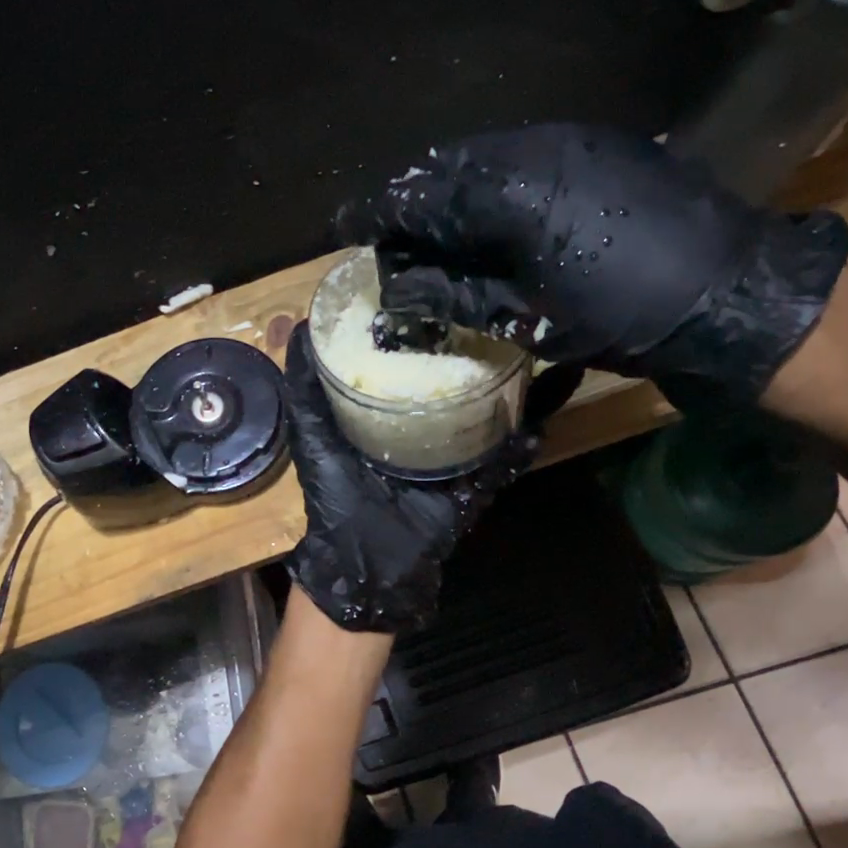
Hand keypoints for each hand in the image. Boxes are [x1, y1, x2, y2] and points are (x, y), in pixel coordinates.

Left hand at [280, 322, 580, 631]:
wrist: (364, 562)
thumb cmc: (333, 494)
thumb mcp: (312, 431)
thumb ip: (304, 386)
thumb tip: (297, 325)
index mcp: (388, 412)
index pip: (412, 361)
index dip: (425, 328)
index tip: (444, 285)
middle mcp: (425, 428)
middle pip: (458, 382)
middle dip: (481, 352)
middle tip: (506, 311)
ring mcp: (455, 455)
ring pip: (491, 414)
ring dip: (517, 389)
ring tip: (542, 349)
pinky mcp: (475, 482)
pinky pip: (506, 457)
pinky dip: (526, 437)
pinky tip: (550, 402)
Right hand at [339, 124, 847, 401]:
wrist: (733, 294)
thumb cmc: (623, 318)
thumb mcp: (526, 318)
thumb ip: (451, 295)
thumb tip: (395, 289)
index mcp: (508, 196)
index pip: (418, 196)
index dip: (376, 214)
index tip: (346, 230)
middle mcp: (534, 150)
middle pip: (445, 166)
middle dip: (413, 201)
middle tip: (395, 238)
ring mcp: (572, 138)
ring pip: (484, 156)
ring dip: (453, 190)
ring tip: (441, 230)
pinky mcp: (600, 142)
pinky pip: (524, 154)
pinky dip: (494, 182)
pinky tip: (496, 216)